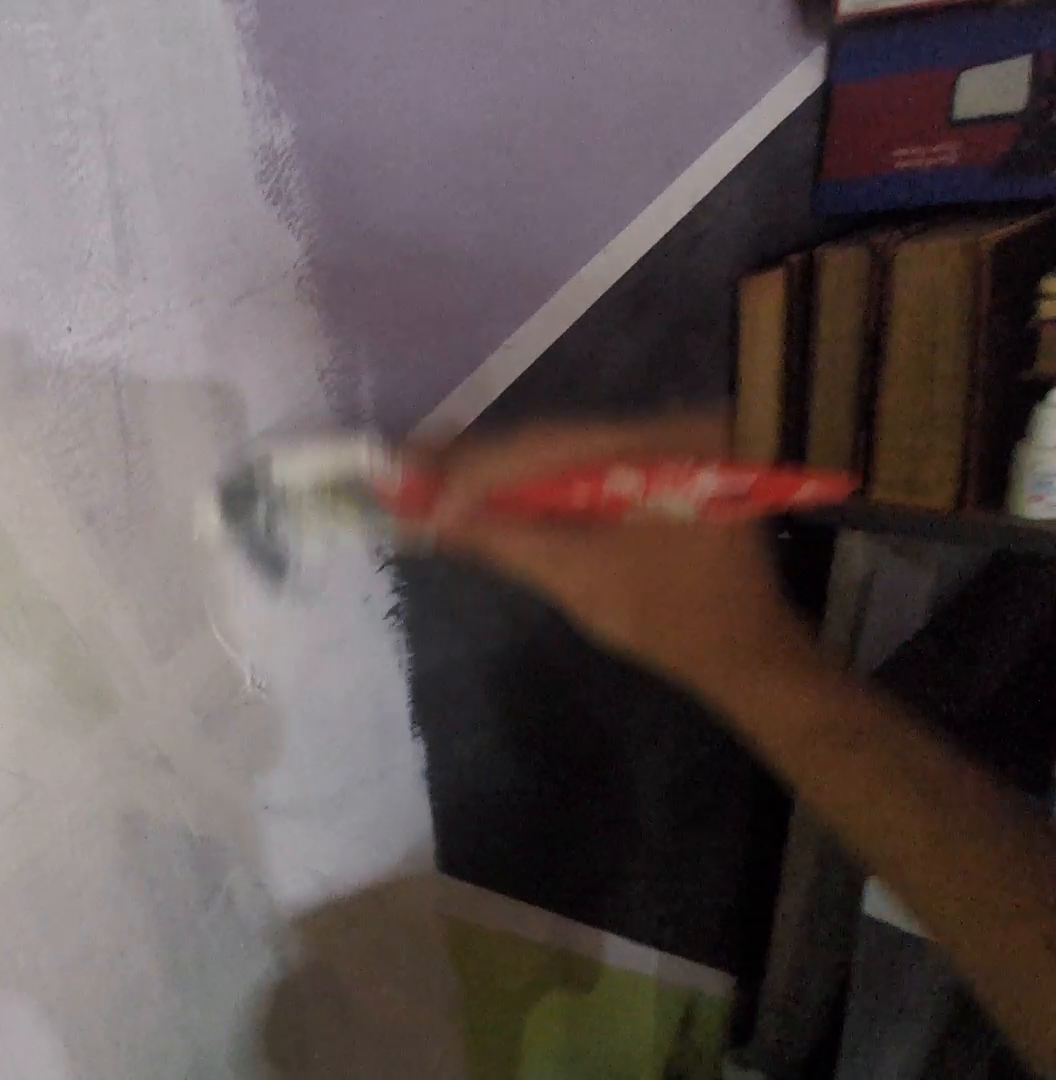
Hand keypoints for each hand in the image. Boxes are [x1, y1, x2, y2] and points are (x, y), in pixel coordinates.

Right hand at [413, 412, 817, 690]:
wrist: (743, 649)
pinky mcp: (641, 465)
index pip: (542, 447)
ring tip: (420, 477)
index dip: (468, 468)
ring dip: (482, 470)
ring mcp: (654, 444)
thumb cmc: (667, 619)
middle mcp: (661, 428)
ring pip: (547, 450)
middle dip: (467, 462)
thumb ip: (500, 538)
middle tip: (400, 469)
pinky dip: (513, 482)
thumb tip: (427, 514)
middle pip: (542, 440)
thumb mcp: (575, 578)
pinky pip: (563, 467)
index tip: (406, 481)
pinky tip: (469, 489)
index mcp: (661, 448)